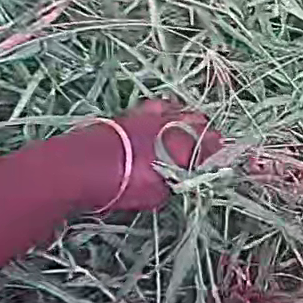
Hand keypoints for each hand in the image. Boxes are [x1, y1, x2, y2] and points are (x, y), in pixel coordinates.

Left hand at [92, 99, 218, 211]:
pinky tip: (162, 116)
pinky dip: (164, 111)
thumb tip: (173, 181)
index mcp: (185, 146)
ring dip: (187, 118)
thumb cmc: (125, 185)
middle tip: (207, 145)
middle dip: (206, 133)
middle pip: (198, 124)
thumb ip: (171, 184)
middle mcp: (173, 126)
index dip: (217, 153)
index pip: (210, 147)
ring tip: (188, 127)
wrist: (82, 166)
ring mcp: (151, 116)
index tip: (220, 160)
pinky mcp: (131, 113)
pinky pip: (157, 107)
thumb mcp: (155, 195)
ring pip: (179, 110)